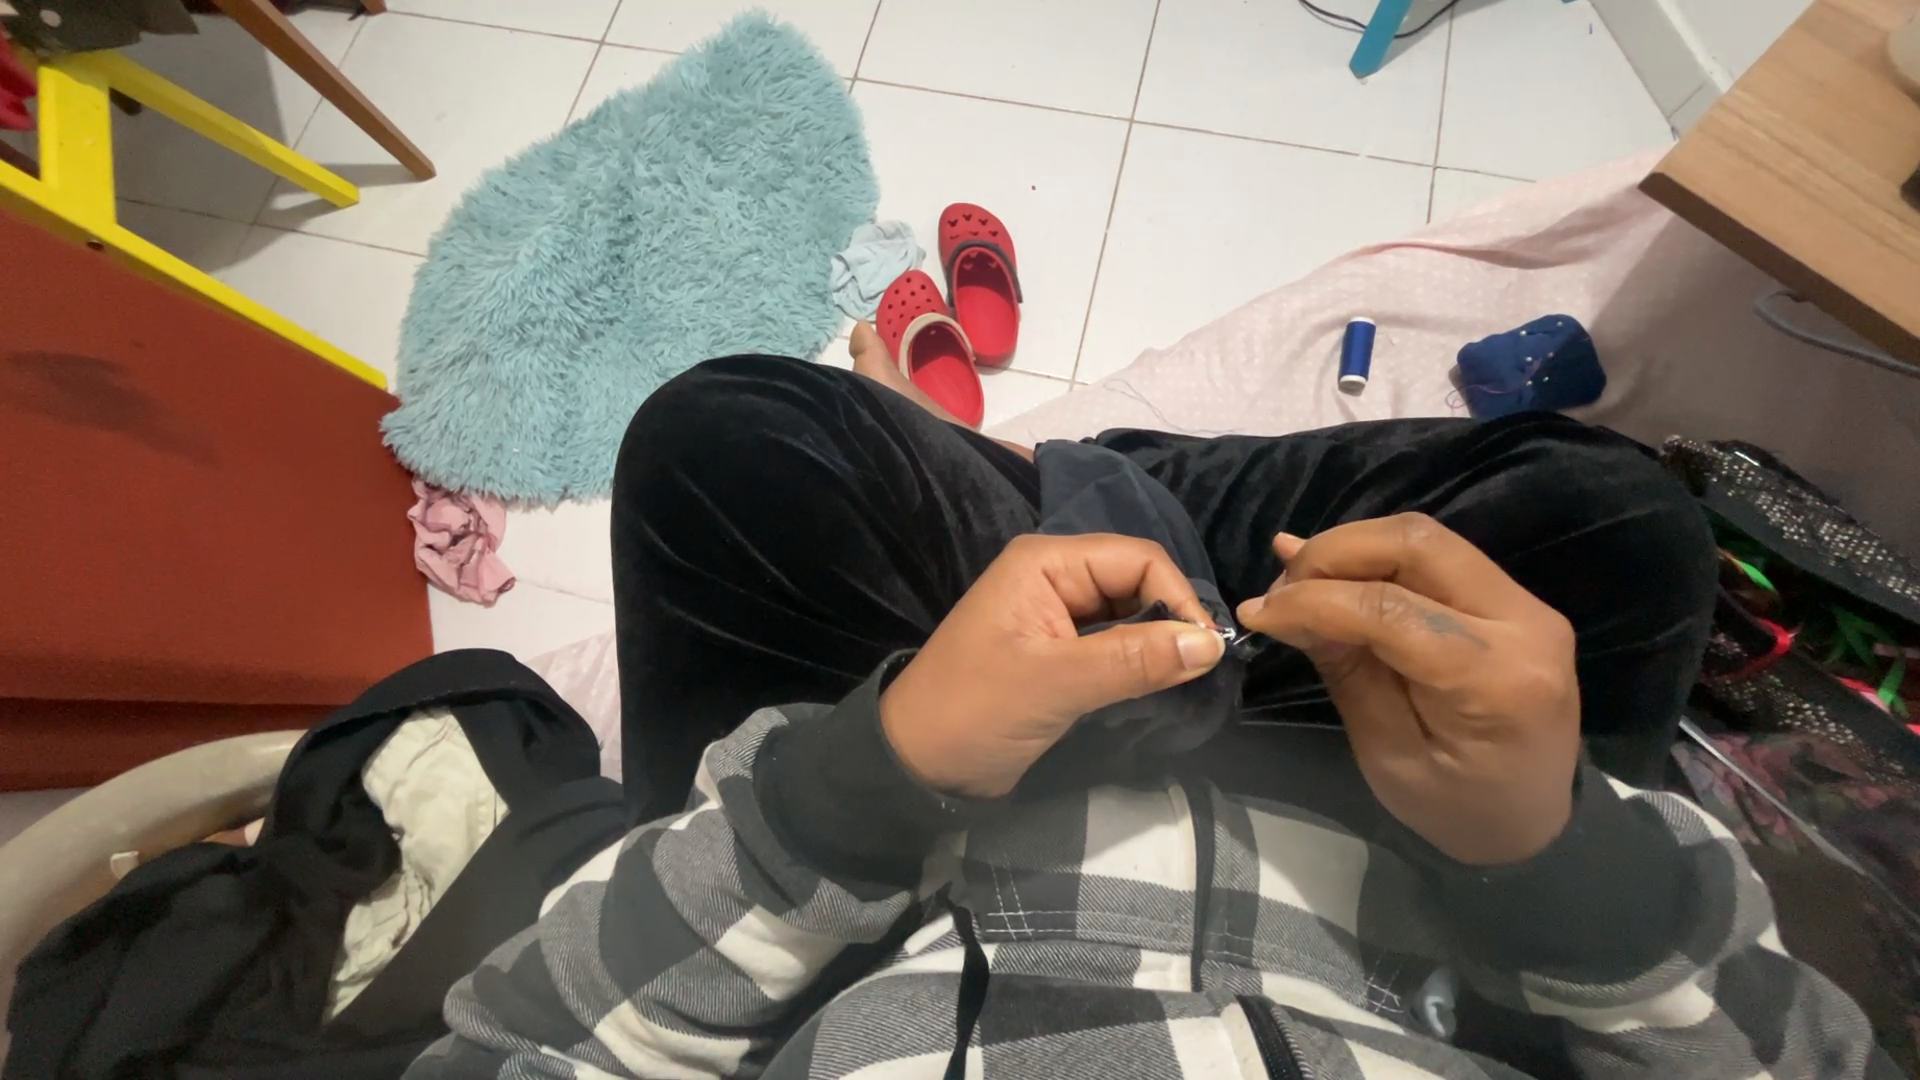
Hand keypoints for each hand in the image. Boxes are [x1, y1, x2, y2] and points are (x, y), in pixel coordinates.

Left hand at [881, 534, 1228, 798]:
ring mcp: (1055, 614)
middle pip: (1135, 582)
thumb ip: (1132, 660)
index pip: (1136, 559)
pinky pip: (1113, 643)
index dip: (1177, 598)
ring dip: (1157, 643)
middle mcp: (1053, 576)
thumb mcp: (1054, 683)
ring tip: (1184, 680)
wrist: (918, 762)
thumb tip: (1212, 643)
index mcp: (1045, 563)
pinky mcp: (1059, 650)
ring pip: (1128, 614)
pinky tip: (1157, 684)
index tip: (1206, 652)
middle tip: (1200, 671)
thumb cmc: (975, 710)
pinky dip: (1138, 660)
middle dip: (1169, 620)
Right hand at [1236, 514, 1580, 864]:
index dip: (1311, 600)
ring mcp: (1520, 602)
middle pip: (1413, 544)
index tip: (1257, 614)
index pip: (1388, 608)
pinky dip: (1367, 555)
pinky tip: (1320, 565)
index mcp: (1495, 679)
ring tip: (1296, 584)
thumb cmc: (1454, 804)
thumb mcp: (1385, 750)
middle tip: (1280, 592)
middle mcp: (1522, 623)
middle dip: (1329, 555)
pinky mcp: (1505, 597)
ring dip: (1345, 550)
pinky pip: (1428, 554)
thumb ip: (1342, 666)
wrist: (1531, 821)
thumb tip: (1277, 606)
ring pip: (1418, 537)